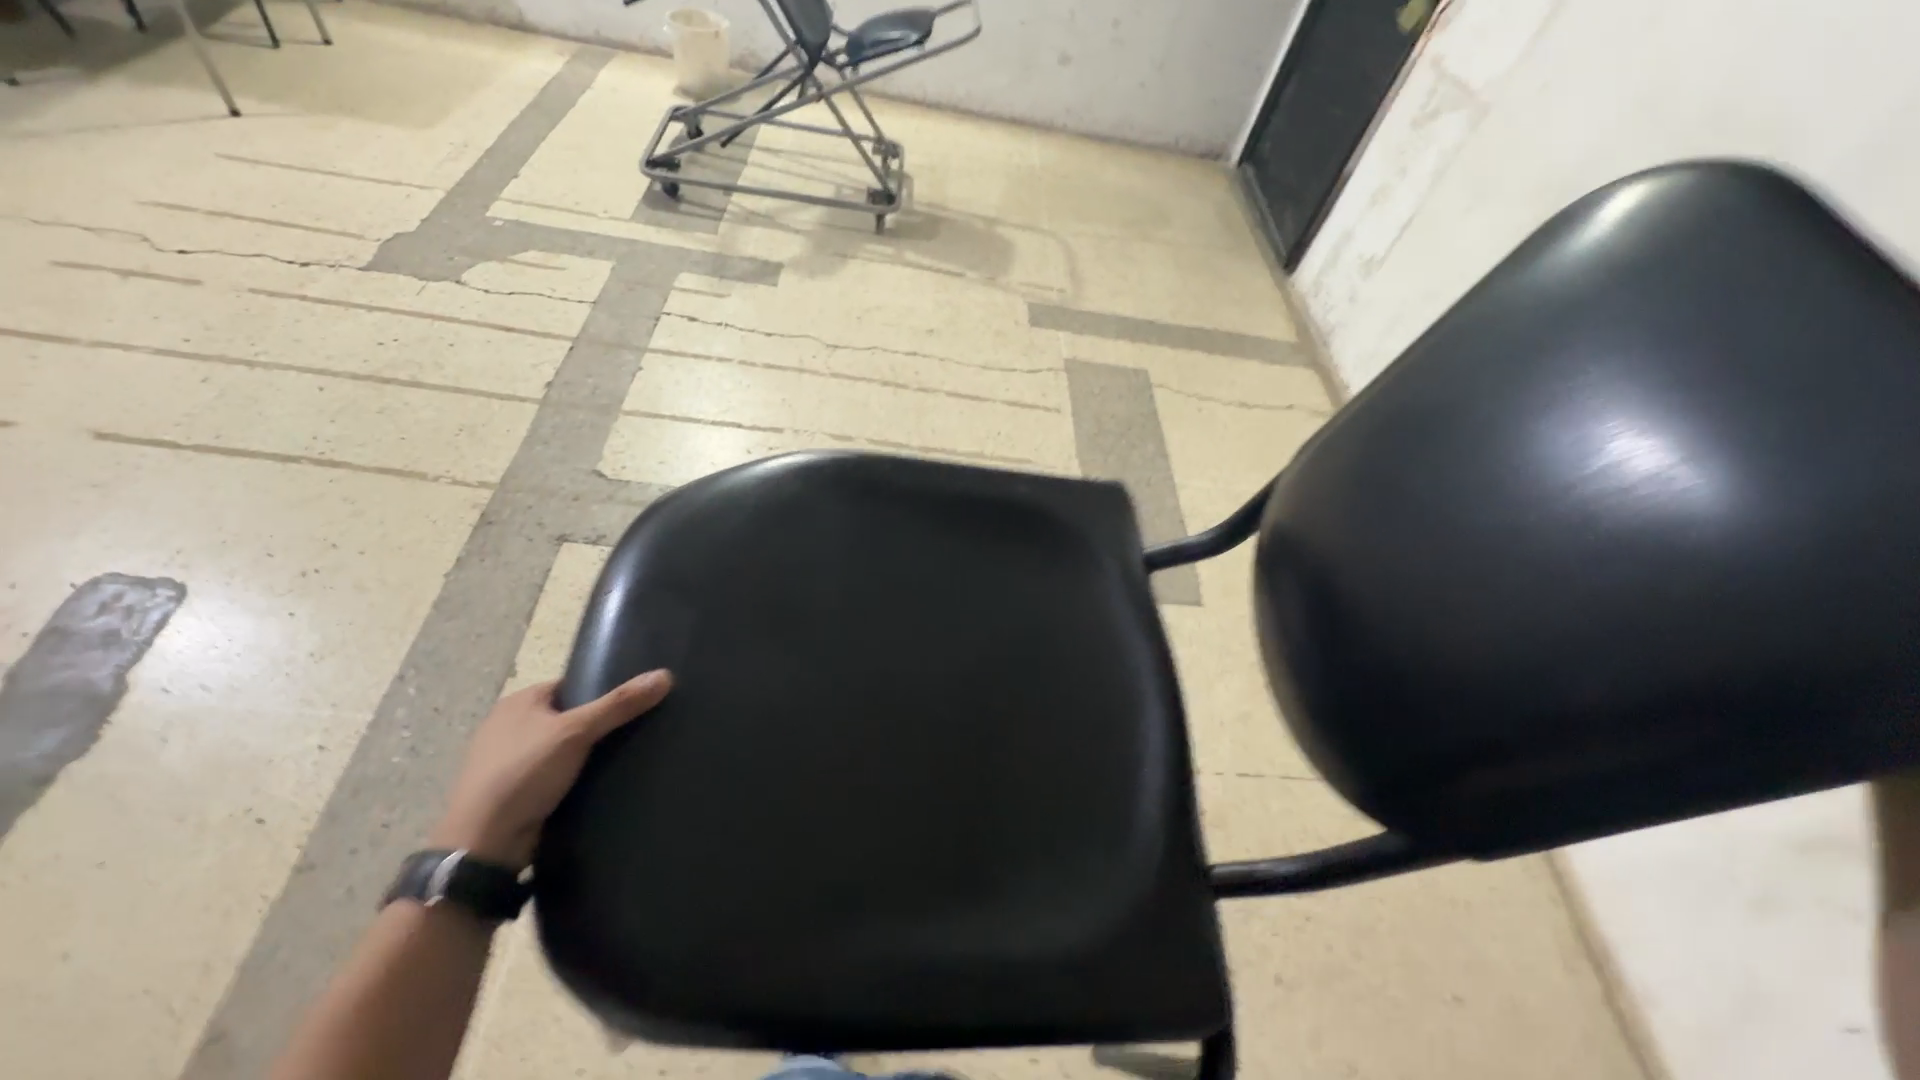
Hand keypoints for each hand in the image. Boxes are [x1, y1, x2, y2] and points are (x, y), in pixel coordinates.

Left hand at [429, 671, 672, 869]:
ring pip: (558, 749)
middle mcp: (507, 725)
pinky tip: (593, 787)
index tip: (633, 704)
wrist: (484, 841)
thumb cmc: (524, 773)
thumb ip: (619, 704)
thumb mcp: (576, 732)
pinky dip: (569, 779)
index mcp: (518, 701)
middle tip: (634, 733)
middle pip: (565, 717)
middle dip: (595, 726)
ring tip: (622, 760)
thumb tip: (665, 675)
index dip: (601, 691)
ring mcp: (505, 761)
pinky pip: (549, 776)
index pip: (570, 685)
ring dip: (582, 756)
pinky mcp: (510, 792)